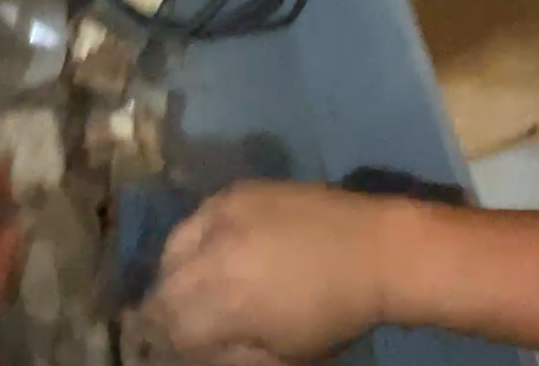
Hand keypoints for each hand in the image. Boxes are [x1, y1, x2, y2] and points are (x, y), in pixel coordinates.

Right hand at [151, 181, 410, 360]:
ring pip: (173, 245)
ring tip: (193, 284)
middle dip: (168, 306)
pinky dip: (196, 238)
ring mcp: (221, 212)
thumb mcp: (283, 354)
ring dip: (177, 270)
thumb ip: (231, 356)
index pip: (171, 325)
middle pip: (166, 283)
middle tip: (181, 319)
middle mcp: (213, 250)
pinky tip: (213, 250)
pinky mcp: (234, 189)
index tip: (175, 348)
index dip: (168, 341)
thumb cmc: (333, 313)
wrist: (372, 248)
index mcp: (226, 299)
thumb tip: (198, 351)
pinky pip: (197, 216)